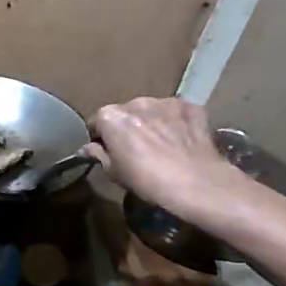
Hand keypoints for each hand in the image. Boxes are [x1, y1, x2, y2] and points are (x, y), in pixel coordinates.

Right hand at [84, 97, 248, 223]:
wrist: (196, 183)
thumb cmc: (147, 181)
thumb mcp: (114, 173)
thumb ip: (99, 155)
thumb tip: (88, 148)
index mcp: (111, 117)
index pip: (98, 122)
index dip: (101, 137)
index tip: (108, 150)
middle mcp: (136, 102)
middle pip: (125, 113)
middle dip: (128, 127)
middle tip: (137, 150)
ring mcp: (165, 102)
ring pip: (152, 110)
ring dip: (152, 122)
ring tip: (162, 145)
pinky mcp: (190, 106)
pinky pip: (177, 113)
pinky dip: (176, 123)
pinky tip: (182, 141)